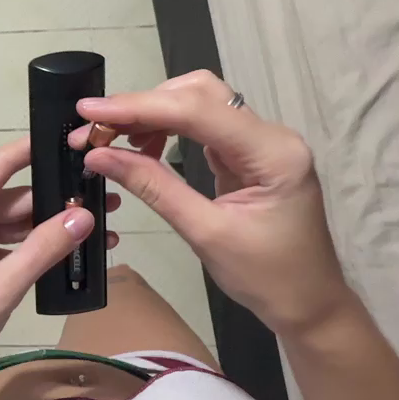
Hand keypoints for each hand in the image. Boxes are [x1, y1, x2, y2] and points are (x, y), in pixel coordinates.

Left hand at [0, 139, 103, 399]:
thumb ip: (42, 250)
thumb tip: (85, 214)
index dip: (32, 149)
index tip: (71, 137)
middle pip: (14, 195)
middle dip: (57, 195)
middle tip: (107, 194)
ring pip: (18, 220)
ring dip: (55, 224)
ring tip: (106, 223)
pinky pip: (15, 243)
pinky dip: (42, 246)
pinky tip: (78, 250)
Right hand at [71, 71, 352, 337]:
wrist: (309, 305)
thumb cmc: (266, 277)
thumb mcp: (204, 233)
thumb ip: (153, 187)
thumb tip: (98, 155)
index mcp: (271, 153)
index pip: (196, 111)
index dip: (138, 106)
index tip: (89, 110)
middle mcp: (269, 135)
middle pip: (198, 93)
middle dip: (142, 105)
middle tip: (94, 128)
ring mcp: (259, 141)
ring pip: (198, 102)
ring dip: (151, 112)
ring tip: (111, 138)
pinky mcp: (246, 152)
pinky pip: (201, 124)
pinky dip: (165, 127)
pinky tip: (140, 144)